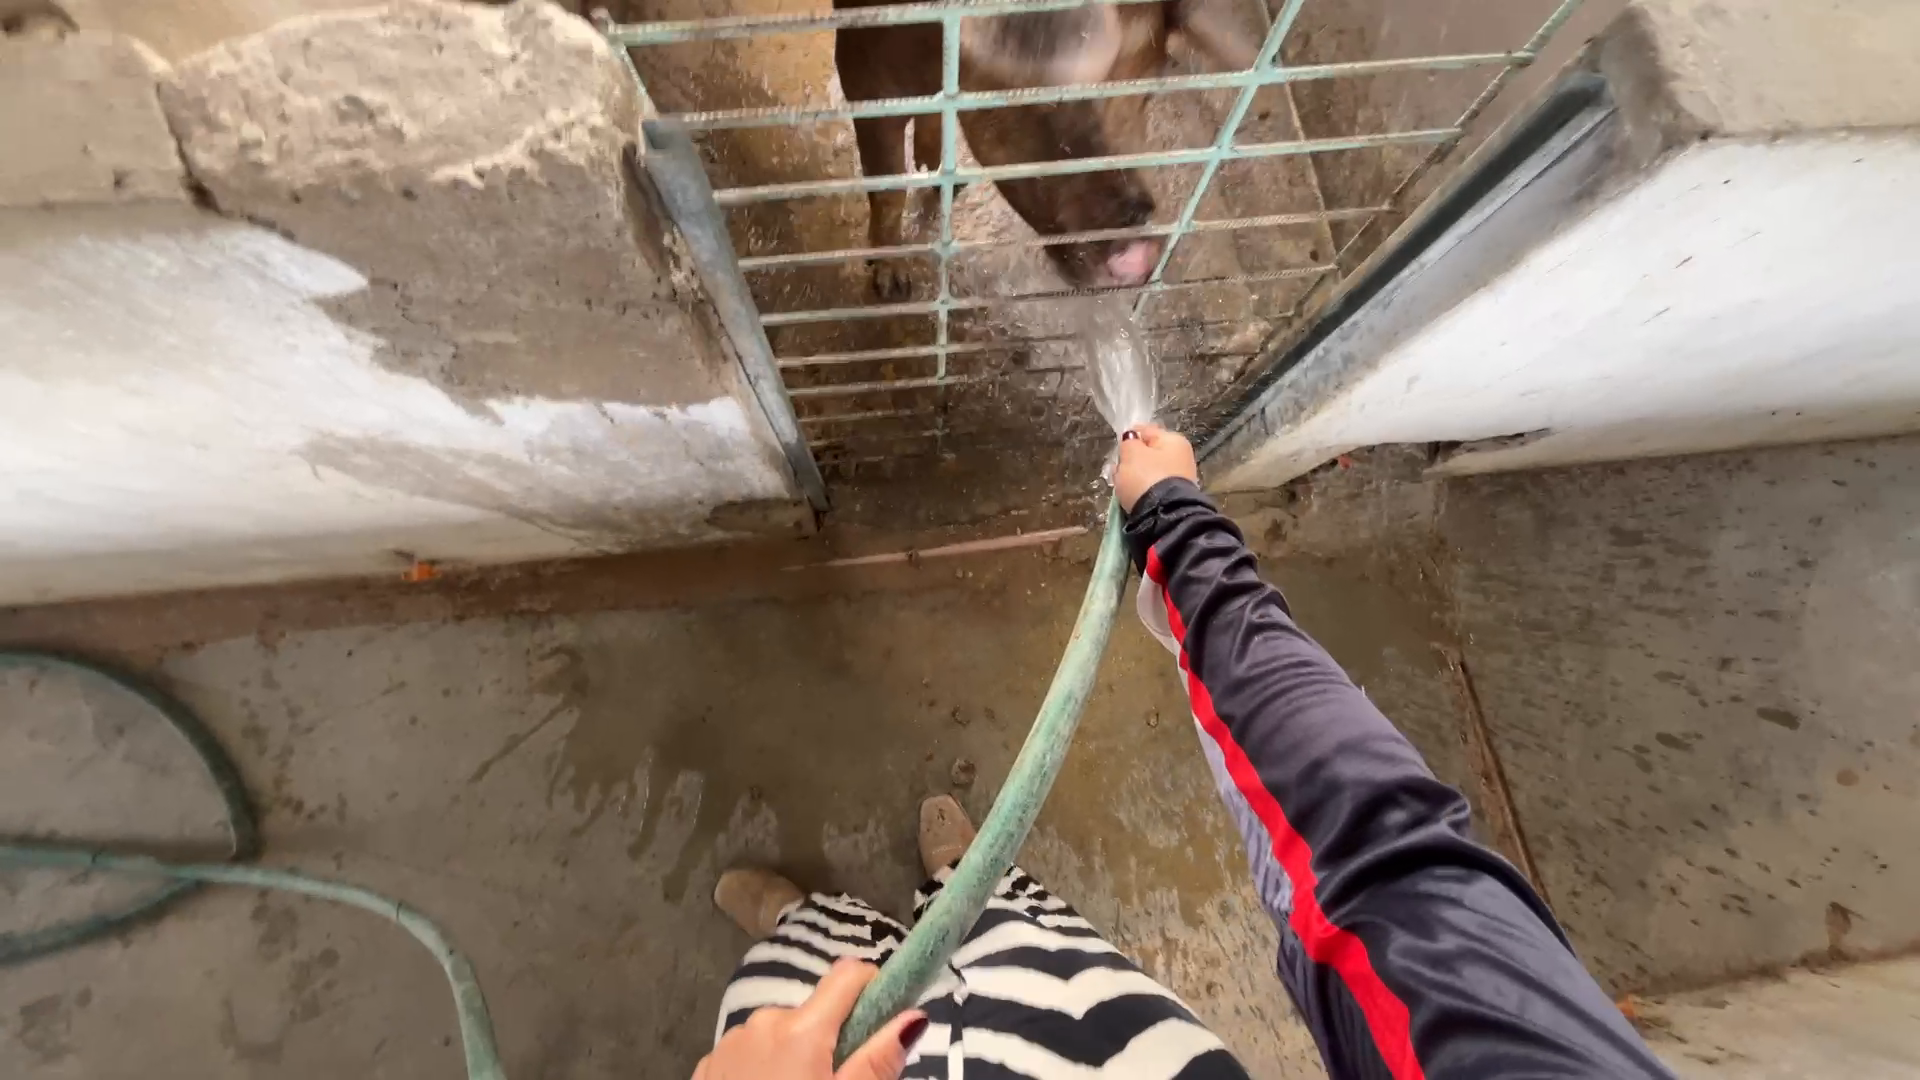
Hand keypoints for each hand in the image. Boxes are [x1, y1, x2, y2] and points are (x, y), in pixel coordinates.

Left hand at [693, 959, 928, 1079]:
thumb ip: (878, 1061)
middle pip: (813, 1011)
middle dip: (830, 1038)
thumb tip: (915, 1015)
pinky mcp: (706, 1067)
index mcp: (801, 1029)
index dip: (871, 987)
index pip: (847, 975)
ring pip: (780, 1032)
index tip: (883, 1017)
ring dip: (795, 1055)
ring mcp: (729, 1044)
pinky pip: (748, 1052)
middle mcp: (763, 1021)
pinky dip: (763, 1069)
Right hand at [1115, 424, 1197, 511]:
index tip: (1118, 449)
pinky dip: (1142, 490)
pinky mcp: (1173, 496)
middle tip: (1118, 469)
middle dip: (1131, 460)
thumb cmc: (1146, 478)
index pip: (1146, 430)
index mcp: (1174, 440)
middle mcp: (1181, 456)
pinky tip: (1132, 496)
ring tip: (1123, 486)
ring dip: (1134, 477)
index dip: (1129, 437)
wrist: (1163, 515)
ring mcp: (1179, 478)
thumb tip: (1131, 439)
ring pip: (1149, 471)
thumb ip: (1128, 442)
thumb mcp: (1131, 454)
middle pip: (1148, 453)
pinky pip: (1152, 487)